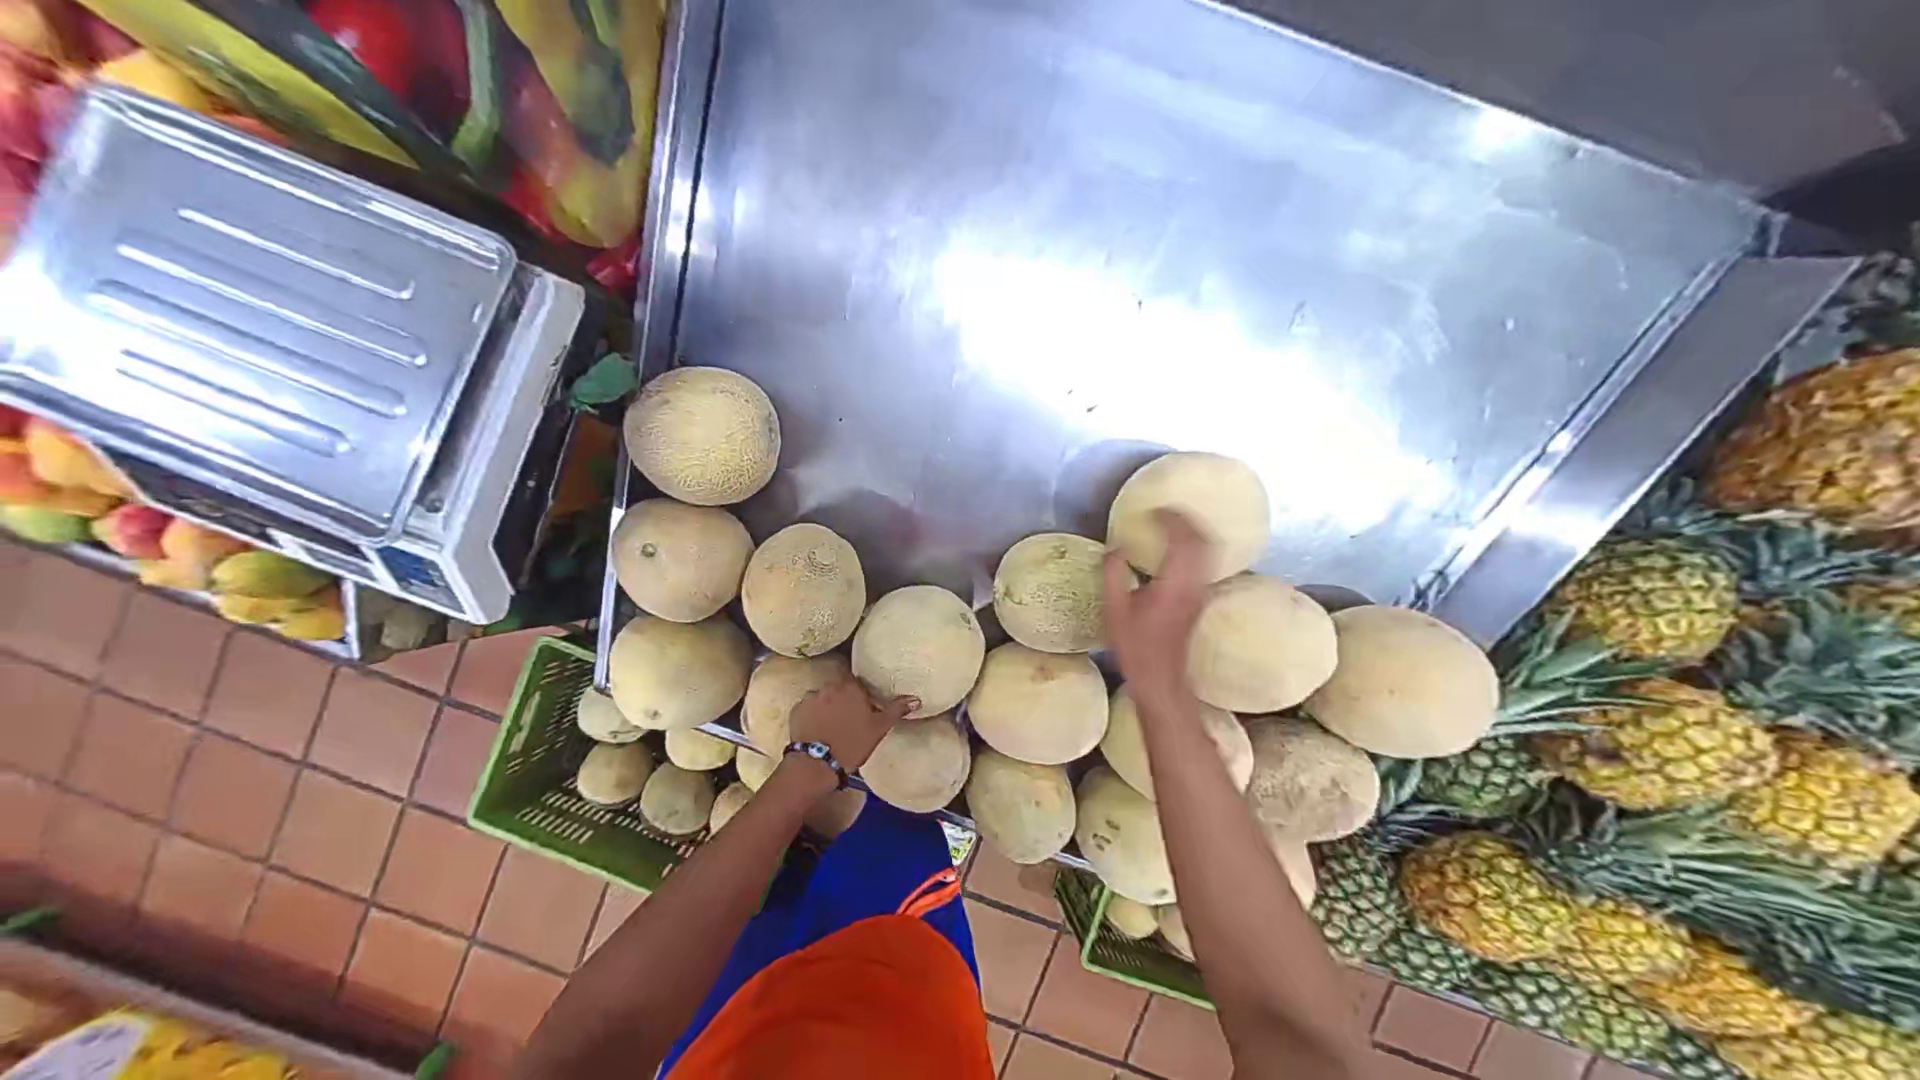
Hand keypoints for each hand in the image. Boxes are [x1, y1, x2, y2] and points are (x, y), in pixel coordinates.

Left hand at [786, 676, 915, 773]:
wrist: (817, 763)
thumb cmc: (853, 744)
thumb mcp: (879, 728)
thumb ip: (896, 710)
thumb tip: (916, 698)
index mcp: (851, 687)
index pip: (858, 683)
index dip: (861, 695)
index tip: (863, 707)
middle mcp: (829, 686)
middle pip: (839, 688)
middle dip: (844, 699)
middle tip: (849, 718)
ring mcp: (810, 697)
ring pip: (823, 697)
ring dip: (827, 706)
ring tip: (831, 726)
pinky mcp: (796, 710)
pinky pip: (807, 708)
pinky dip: (812, 715)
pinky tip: (816, 730)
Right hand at [1104, 509, 1212, 708]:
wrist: (1161, 678)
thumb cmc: (1135, 647)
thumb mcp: (1115, 610)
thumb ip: (1113, 575)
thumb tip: (1116, 549)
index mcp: (1173, 584)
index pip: (1183, 540)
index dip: (1171, 519)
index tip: (1154, 511)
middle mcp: (1194, 584)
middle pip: (1203, 540)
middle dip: (1187, 520)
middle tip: (1166, 512)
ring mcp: (1201, 592)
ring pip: (1209, 550)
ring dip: (1193, 532)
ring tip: (1172, 525)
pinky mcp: (1200, 598)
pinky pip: (1205, 562)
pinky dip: (1194, 547)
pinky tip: (1177, 550)